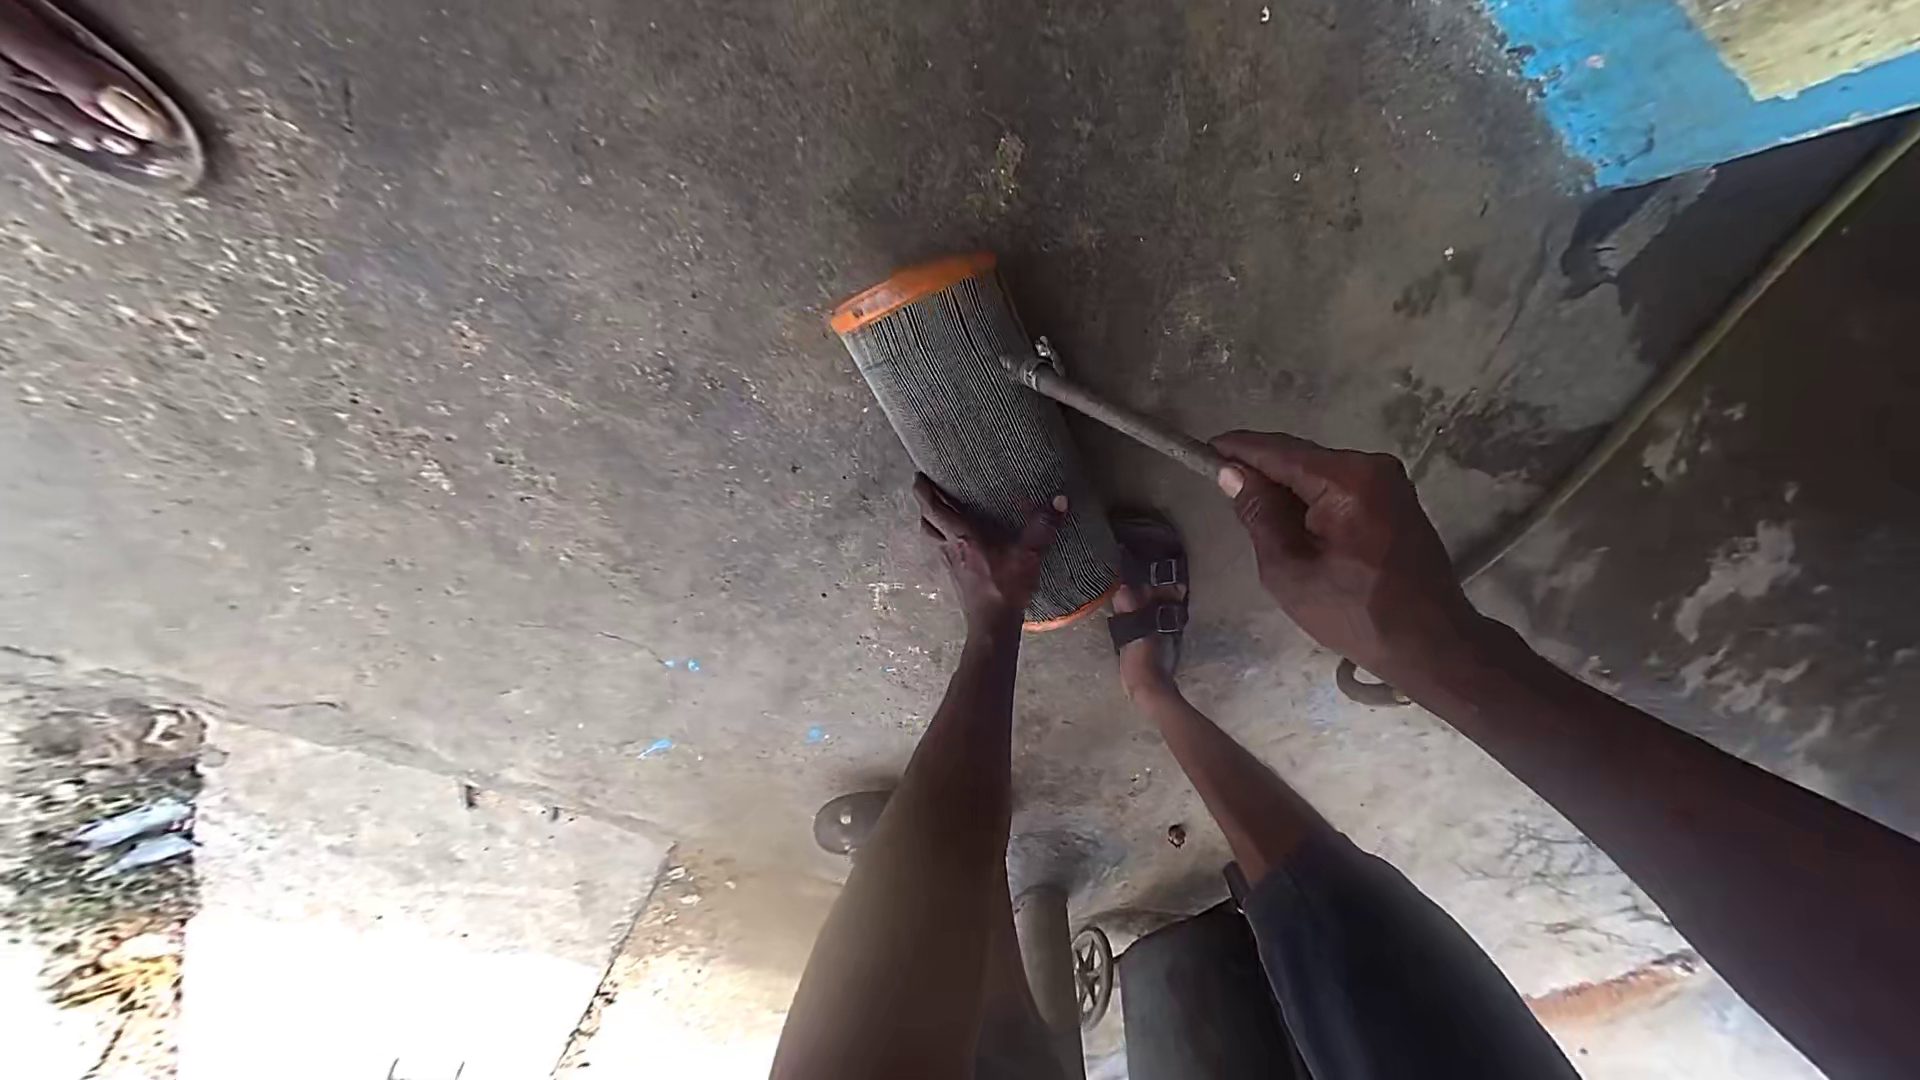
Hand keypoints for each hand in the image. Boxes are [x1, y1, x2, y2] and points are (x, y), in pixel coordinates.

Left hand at [912, 474, 1062, 632]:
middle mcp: (950, 548)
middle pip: (927, 521)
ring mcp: (950, 564)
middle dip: (924, 503)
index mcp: (962, 536)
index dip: (924, 490)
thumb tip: (1060, 501)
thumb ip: (1042, 527)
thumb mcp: (1028, 555)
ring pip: (931, 537)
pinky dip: (943, 539)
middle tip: (926, 489)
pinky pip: (942, 550)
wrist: (992, 625)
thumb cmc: (1006, 588)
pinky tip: (956, 540)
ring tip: (937, 511)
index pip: (934, 508)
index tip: (918, 476)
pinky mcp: (956, 577)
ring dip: (930, 521)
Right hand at [1210, 431, 1484, 682]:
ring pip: (1314, 469)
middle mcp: (1371, 467)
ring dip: (1280, 483)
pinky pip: (1334, 483)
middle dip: (1257, 466)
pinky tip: (1285, 515)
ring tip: (1247, 505)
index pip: (1276, 451)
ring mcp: (1387, 480)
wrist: (1430, 642)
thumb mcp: (1288, 568)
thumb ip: (1258, 514)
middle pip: (1297, 455)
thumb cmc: (1352, 612)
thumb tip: (1231, 473)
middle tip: (1218, 483)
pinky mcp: (1391, 497)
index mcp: (1346, 481)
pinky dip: (1304, 494)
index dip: (1235, 449)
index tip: (1201, 450)